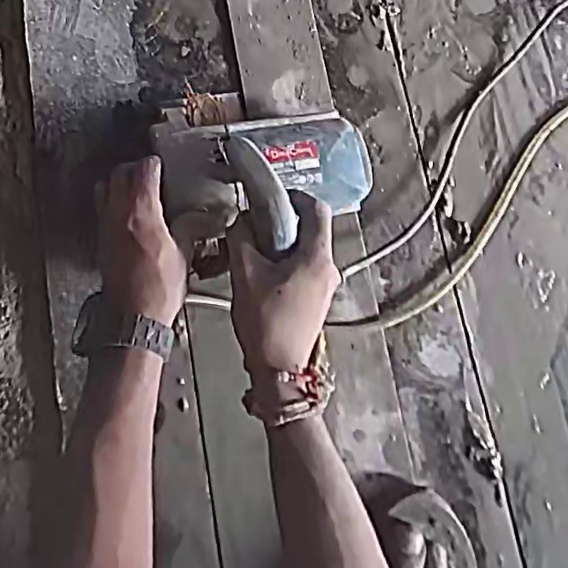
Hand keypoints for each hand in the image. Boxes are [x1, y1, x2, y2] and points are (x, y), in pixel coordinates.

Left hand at [97, 156, 188, 324]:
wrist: (133, 318)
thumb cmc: (157, 290)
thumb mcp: (183, 254)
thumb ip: (189, 228)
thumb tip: (198, 218)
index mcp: (141, 212)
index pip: (143, 170)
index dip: (153, 164)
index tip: (160, 165)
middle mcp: (118, 214)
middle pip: (119, 174)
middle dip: (134, 169)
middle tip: (148, 174)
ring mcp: (105, 226)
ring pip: (103, 188)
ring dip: (117, 183)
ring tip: (133, 190)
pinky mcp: (100, 241)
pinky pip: (101, 210)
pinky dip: (110, 203)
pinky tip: (126, 216)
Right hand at [229, 191, 338, 375]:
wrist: (279, 371)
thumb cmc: (265, 321)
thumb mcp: (244, 273)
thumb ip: (240, 237)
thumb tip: (238, 218)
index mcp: (317, 258)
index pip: (316, 209)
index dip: (294, 196)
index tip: (270, 196)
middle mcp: (329, 269)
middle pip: (311, 229)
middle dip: (282, 220)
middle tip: (253, 221)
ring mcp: (326, 286)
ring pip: (306, 249)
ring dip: (281, 241)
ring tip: (252, 245)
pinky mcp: (317, 298)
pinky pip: (304, 266)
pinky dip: (285, 259)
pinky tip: (261, 269)